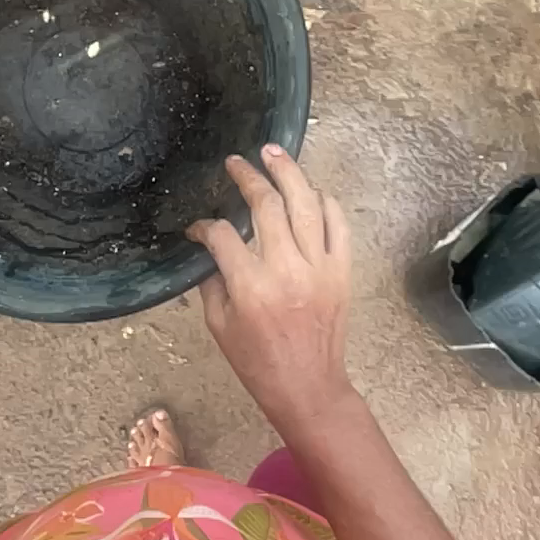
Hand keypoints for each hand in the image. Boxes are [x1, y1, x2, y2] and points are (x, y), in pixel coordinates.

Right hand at [188, 144, 355, 432]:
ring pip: (306, 203)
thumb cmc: (258, 362)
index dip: (205, 226)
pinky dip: (325, 202)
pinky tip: (310, 189)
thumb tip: (212, 246)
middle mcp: (287, 269)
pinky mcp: (342, 271)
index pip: (223, 235)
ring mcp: (320, 267)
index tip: (198, 228)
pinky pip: (338, 224)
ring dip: (288, 172)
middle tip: (236, 163)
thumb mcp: (219, 325)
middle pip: (268, 205)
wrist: (309, 388)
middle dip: (248, 177)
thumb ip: (212, 280)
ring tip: (273, 152)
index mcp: (251, 287)